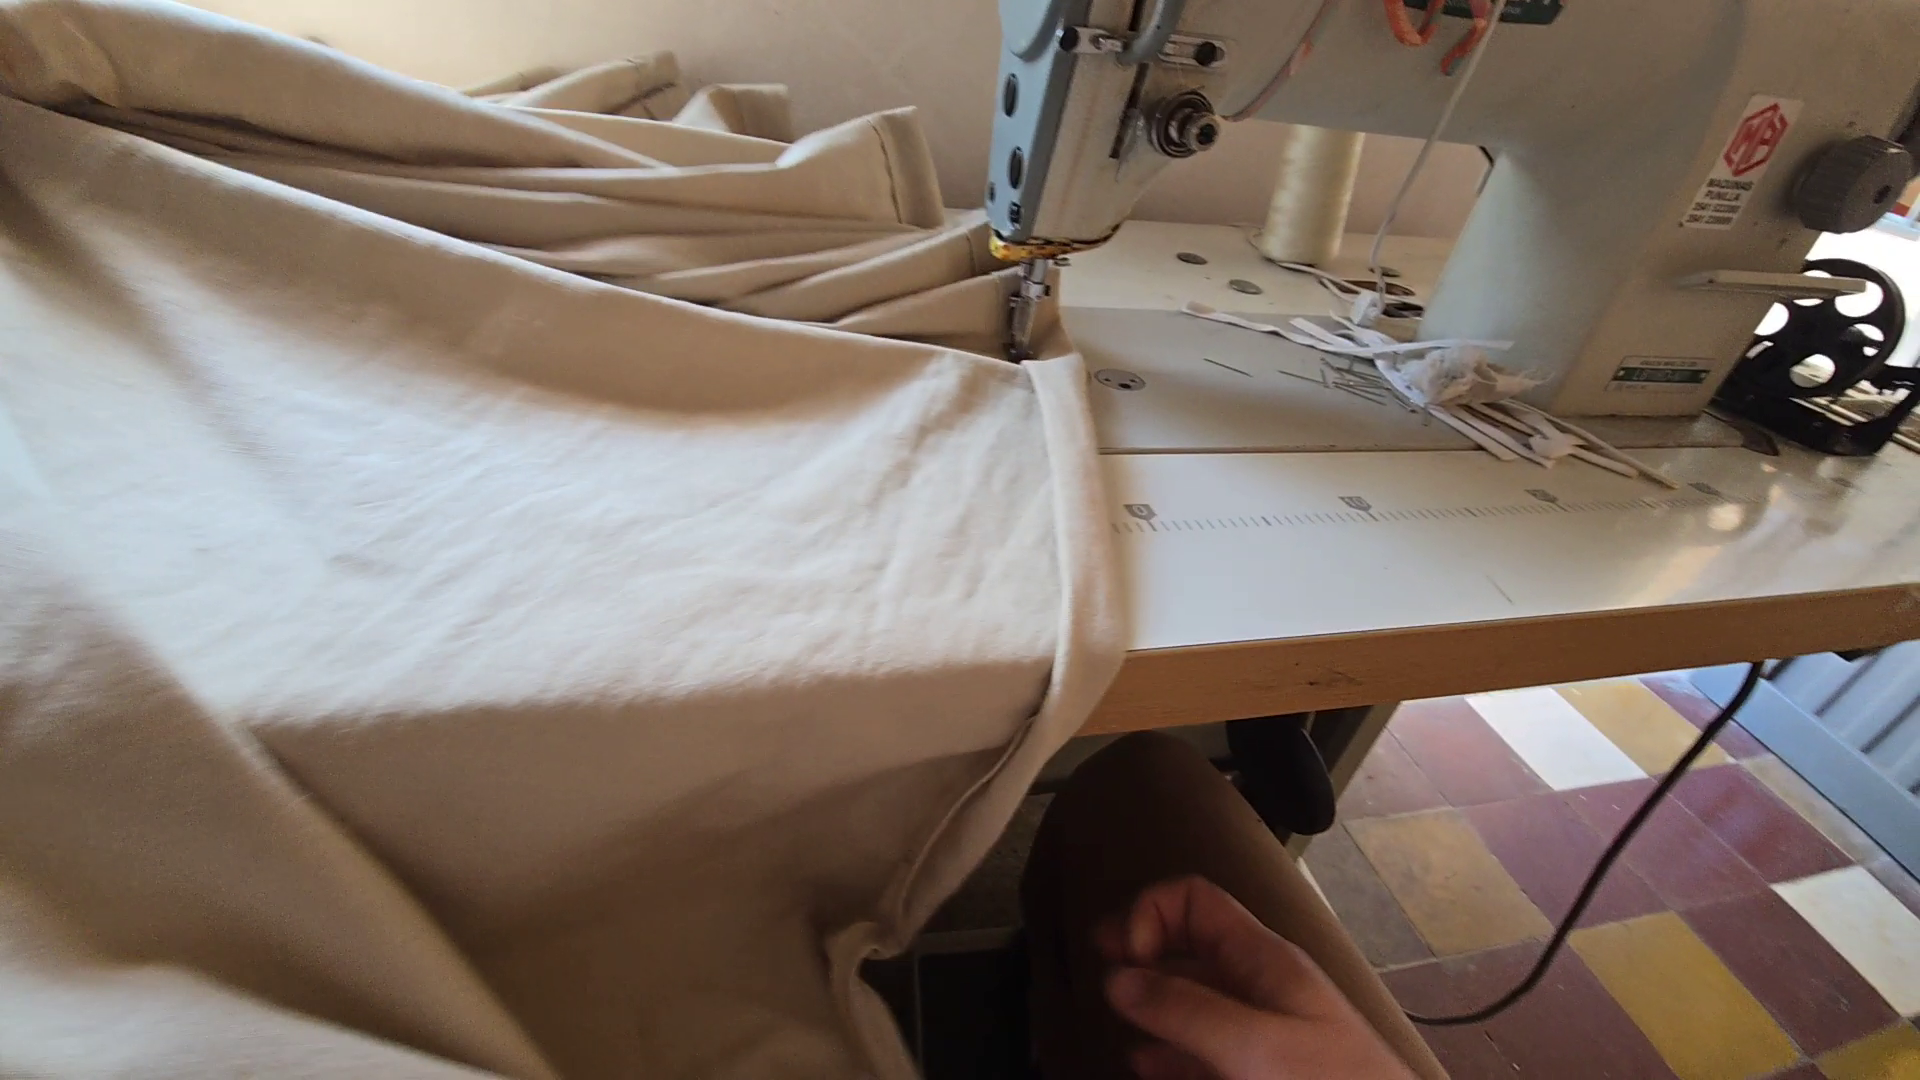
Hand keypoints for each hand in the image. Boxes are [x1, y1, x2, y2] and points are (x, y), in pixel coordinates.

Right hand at [1096, 876, 1417, 1079]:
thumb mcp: (1255, 1049)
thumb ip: (1183, 1010)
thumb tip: (1114, 977)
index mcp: (1261, 958)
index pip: (1192, 898)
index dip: (1149, 912)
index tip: (1124, 958)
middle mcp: (1258, 983)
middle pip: (1187, 942)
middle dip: (1141, 950)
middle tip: (1102, 972)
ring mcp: (1263, 1029)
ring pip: (1192, 996)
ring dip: (1151, 1001)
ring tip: (1117, 1023)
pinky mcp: (1265, 1071)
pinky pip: (1205, 1045)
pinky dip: (1171, 1047)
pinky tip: (1147, 1064)